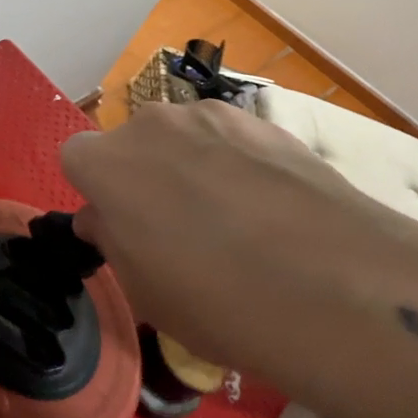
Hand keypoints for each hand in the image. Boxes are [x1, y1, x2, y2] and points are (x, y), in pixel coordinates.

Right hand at [60, 100, 417, 417]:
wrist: (341, 287)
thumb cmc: (220, 302)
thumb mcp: (146, 292)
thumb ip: (113, 242)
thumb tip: (105, 219)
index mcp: (105, 163)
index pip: (76, 159)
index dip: (98, 194)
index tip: (123, 228)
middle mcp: (150, 123)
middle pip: (132, 143)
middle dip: (145, 176)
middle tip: (180, 230)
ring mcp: (212, 116)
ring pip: (185, 138)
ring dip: (193, 166)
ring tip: (237, 221)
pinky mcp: (267, 123)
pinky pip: (234, 140)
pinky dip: (242, 165)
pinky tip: (275, 211)